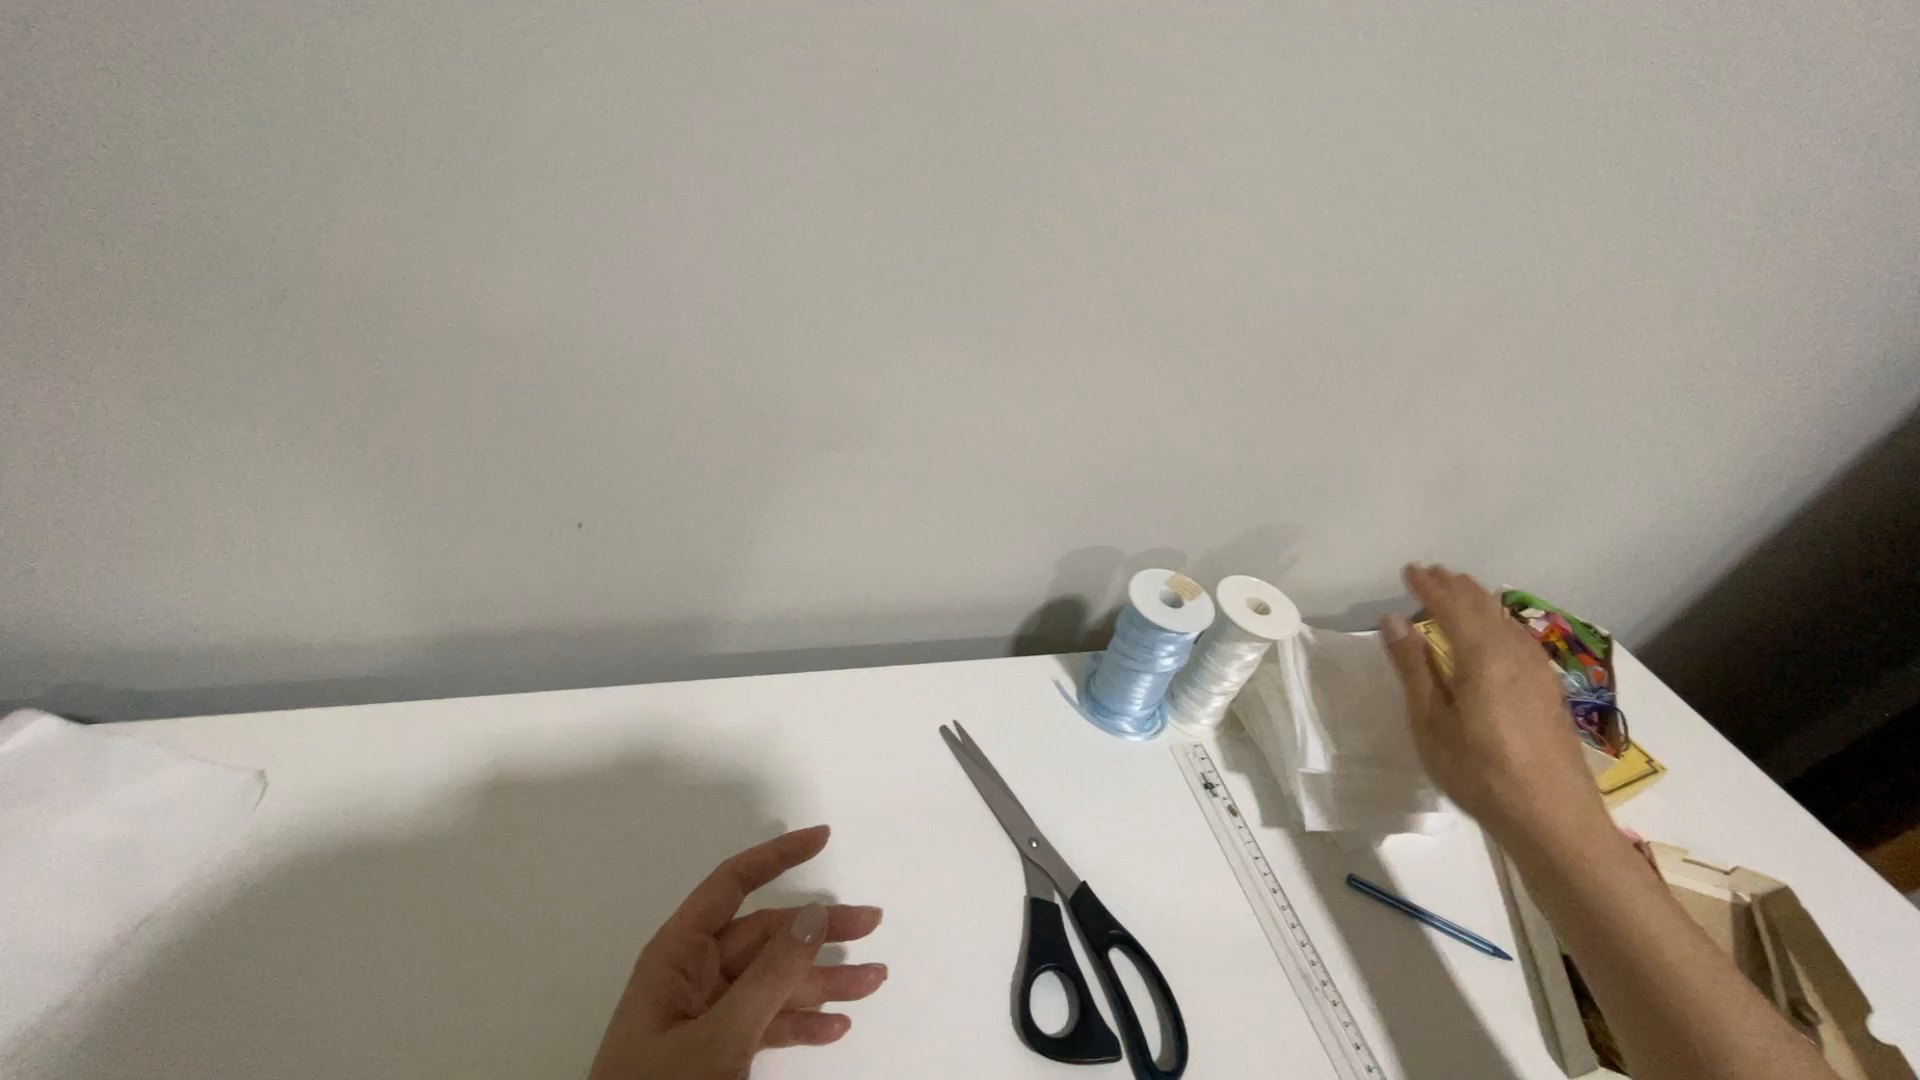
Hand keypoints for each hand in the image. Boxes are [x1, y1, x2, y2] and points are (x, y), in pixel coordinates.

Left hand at [588, 825, 887, 1079]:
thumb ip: (770, 974)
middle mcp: (693, 975)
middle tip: (872, 925)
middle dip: (820, 932)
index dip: (777, 856)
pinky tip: (836, 1026)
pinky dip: (802, 1023)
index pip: (732, 884)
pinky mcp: (716, 1052)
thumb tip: (814, 915)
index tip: (822, 838)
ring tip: (873, 981)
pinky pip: (767, 1021)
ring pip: (775, 981)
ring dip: (824, 982)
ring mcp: (705, 1015)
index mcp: (678, 954)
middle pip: (766, 936)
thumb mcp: (720, 1034)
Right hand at [1379, 564, 1609, 849]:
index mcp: (1482, 659)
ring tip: (1462, 592)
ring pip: (1507, 623)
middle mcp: (1515, 657)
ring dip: (1481, 602)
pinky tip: (1498, 633)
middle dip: (1457, 587)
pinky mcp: (1550, 693)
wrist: (1553, 818)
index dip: (1430, 587)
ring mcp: (1539, 674)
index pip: (1453, 608)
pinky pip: (1520, 639)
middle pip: (1485, 609)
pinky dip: (1500, 623)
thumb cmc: (1479, 771)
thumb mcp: (1431, 722)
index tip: (1409, 570)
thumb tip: (1394, 620)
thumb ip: (1414, 668)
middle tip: (1433, 573)